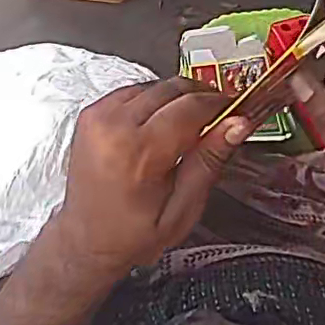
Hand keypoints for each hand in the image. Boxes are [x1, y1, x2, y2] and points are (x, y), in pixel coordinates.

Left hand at [41, 78, 253, 288]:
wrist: (85, 239)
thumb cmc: (134, 233)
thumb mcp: (183, 208)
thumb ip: (210, 160)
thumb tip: (238, 123)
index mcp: (139, 153)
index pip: (190, 107)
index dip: (219, 104)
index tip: (236, 110)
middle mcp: (114, 125)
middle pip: (173, 89)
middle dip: (201, 98)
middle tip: (218, 116)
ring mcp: (98, 115)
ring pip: (154, 85)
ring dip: (176, 98)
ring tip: (188, 125)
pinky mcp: (91, 112)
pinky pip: (133, 90)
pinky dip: (152, 100)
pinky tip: (159, 123)